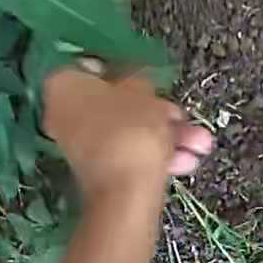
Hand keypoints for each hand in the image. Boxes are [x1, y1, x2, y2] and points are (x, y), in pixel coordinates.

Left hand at [42, 63, 211, 209]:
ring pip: (129, 133)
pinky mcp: (100, 174)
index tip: (151, 83)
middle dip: (157, 113)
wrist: (127, 193)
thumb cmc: (130, 130)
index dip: (127, 74)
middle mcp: (64, 116)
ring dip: (167, 137)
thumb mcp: (142, 92)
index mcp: (63, 86)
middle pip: (116, 106)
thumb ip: (139, 81)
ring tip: (199, 145)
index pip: (93, 69)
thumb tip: (136, 84)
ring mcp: (82, 149)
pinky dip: (156, 156)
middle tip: (182, 118)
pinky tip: (185, 162)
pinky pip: (129, 155)